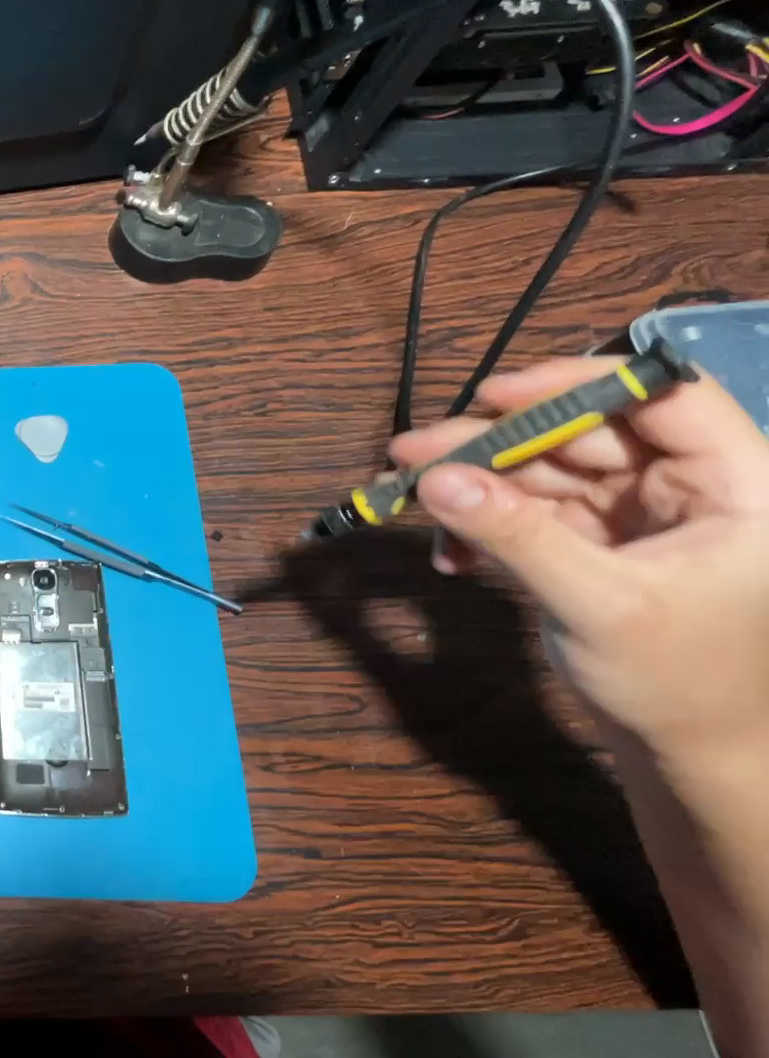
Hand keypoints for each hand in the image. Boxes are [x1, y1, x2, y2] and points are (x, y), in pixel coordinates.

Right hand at [392, 357, 768, 762]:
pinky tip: (449, 556)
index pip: (661, 399)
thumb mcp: (598, 604)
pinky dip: (477, 526)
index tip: (490, 396)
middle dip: (490, 443)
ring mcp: (628, 512)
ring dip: (467, 484)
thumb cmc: (677, 678)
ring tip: (400, 495)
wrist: (689, 746)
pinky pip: (520, 511)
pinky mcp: (585, 539)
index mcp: (733, 483)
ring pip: (537, 469)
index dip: (577, 385)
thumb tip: (432, 480)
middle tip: (407, 454)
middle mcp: (680, 485)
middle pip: (577, 433)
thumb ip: (517, 537)